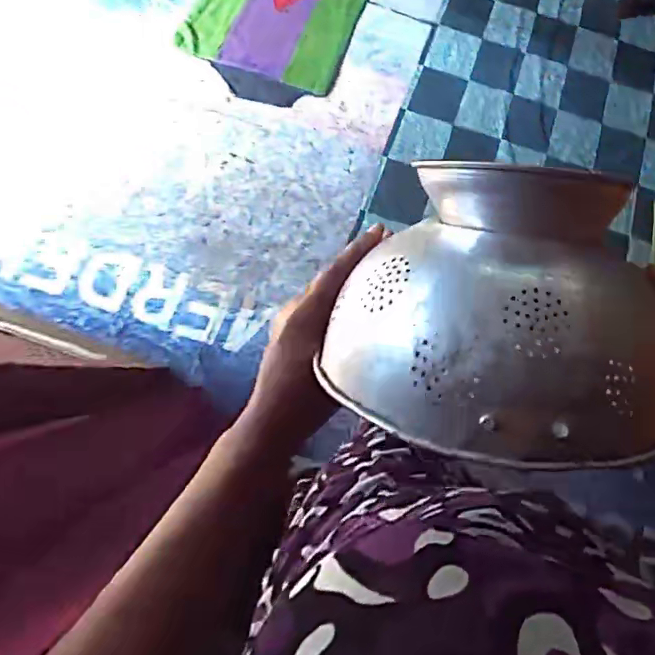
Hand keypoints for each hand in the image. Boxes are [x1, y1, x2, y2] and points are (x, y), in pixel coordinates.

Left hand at [236, 225, 388, 454]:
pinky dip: (338, 297)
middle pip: (329, 277)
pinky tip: (353, 306)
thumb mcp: (337, 366)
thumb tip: (385, 316)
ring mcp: (288, 322)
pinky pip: (318, 305)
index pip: (335, 272)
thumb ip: (356, 338)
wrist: (268, 424)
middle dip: (355, 260)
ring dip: (347, 279)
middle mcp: (294, 310)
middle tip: (385, 248)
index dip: (358, 250)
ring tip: (375, 273)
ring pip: (323, 292)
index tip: (381, 230)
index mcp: (305, 313)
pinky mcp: (289, 334)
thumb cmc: (304, 400)